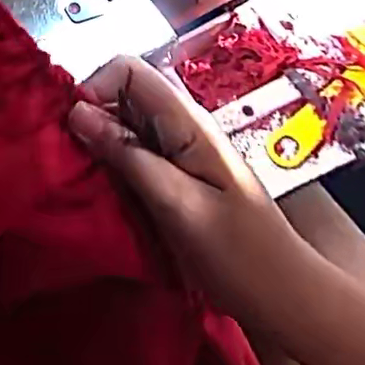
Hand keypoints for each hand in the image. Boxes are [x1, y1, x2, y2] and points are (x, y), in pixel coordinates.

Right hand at [67, 55, 319, 333]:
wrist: (287, 297)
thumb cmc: (242, 256)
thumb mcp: (178, 205)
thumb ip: (128, 155)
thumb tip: (78, 112)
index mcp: (186, 120)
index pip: (127, 68)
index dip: (96, 87)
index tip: (77, 128)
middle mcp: (179, 122)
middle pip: (120, 90)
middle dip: (91, 115)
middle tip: (79, 157)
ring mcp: (176, 144)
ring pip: (121, 118)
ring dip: (99, 140)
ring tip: (92, 176)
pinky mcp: (171, 167)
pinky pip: (129, 147)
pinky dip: (110, 161)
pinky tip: (108, 189)